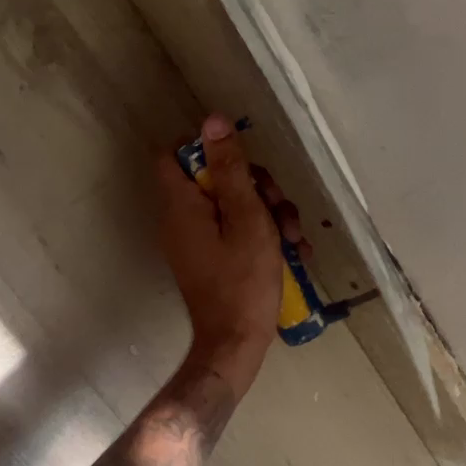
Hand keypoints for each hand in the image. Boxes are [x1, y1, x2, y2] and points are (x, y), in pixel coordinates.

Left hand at [155, 114, 311, 396]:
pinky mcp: (210, 261)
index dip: (204, 146)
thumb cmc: (243, 282)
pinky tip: (292, 253)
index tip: (241, 154)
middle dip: (255, 186)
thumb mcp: (246, 217)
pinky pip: (234, 233)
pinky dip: (261, 237)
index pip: (172, 155)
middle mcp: (180, 221)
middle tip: (280, 207)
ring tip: (294, 239)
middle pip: (213, 180)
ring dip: (268, 214)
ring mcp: (195, 243)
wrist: (235, 344)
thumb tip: (211, 121)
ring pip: (232, 206)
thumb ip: (231, 169)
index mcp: (181, 207)